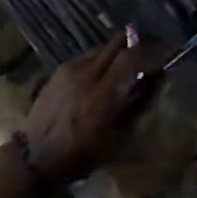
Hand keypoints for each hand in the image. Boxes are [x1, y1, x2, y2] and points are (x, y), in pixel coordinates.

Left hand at [19, 32, 162, 182]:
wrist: (35, 156)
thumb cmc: (79, 154)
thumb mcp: (115, 140)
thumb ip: (136, 109)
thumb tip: (154, 85)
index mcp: (102, 95)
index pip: (129, 57)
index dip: (148, 49)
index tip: (161, 50)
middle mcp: (86, 75)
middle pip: (115, 43)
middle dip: (133, 42)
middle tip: (145, 48)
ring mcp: (70, 70)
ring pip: (100, 47)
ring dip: (115, 50)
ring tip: (122, 61)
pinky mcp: (58, 71)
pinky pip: (85, 56)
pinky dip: (98, 58)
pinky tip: (100, 71)